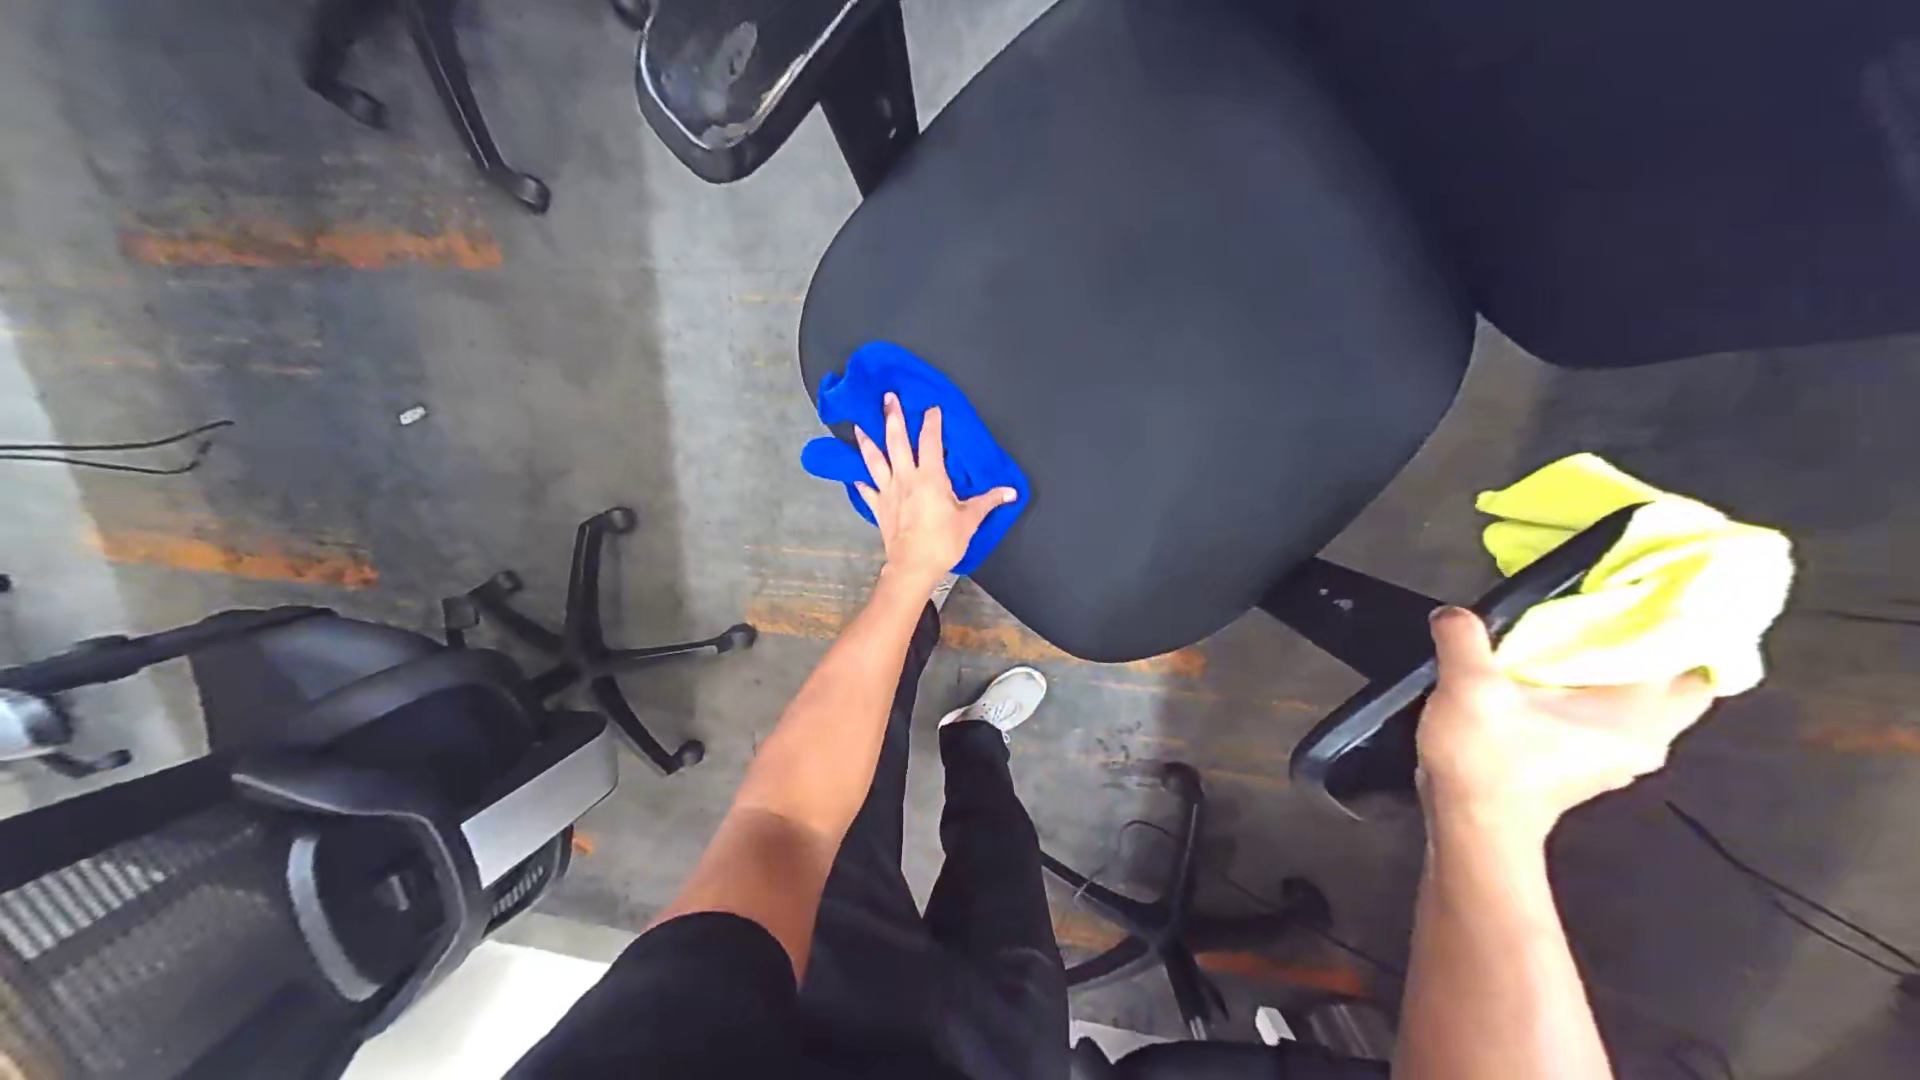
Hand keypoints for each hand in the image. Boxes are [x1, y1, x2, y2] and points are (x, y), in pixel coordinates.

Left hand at [854, 392, 1016, 587]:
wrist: (913, 566)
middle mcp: (906, 478)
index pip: (930, 440)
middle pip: (897, 441)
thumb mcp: (970, 519)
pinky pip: (868, 491)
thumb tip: (1011, 492)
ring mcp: (889, 492)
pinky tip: (857, 477)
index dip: (932, 422)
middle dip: (893, 417)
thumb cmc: (943, 541)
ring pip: (875, 460)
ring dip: (868, 442)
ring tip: (860, 426)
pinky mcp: (880, 508)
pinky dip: (862, 482)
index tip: (932, 408)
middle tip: (888, 398)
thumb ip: (988, 501)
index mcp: (931, 476)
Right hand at [1416, 606, 1713, 840]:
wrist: (1472, 821)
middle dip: (1647, 649)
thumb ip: (1463, 638)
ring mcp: (1617, 757)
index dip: (1671, 624)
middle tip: (1605, 616)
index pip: (1690, 662)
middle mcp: (1643, 738)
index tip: (1637, 596)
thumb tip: (1454, 613)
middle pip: (1672, 684)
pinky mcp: (1585, 765)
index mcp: (1636, 716)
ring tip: (1571, 643)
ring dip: (1614, 673)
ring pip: (1638, 703)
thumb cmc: (1487, 756)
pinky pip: (1607, 718)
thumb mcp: (1467, 686)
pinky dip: (1589, 695)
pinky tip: (1547, 682)